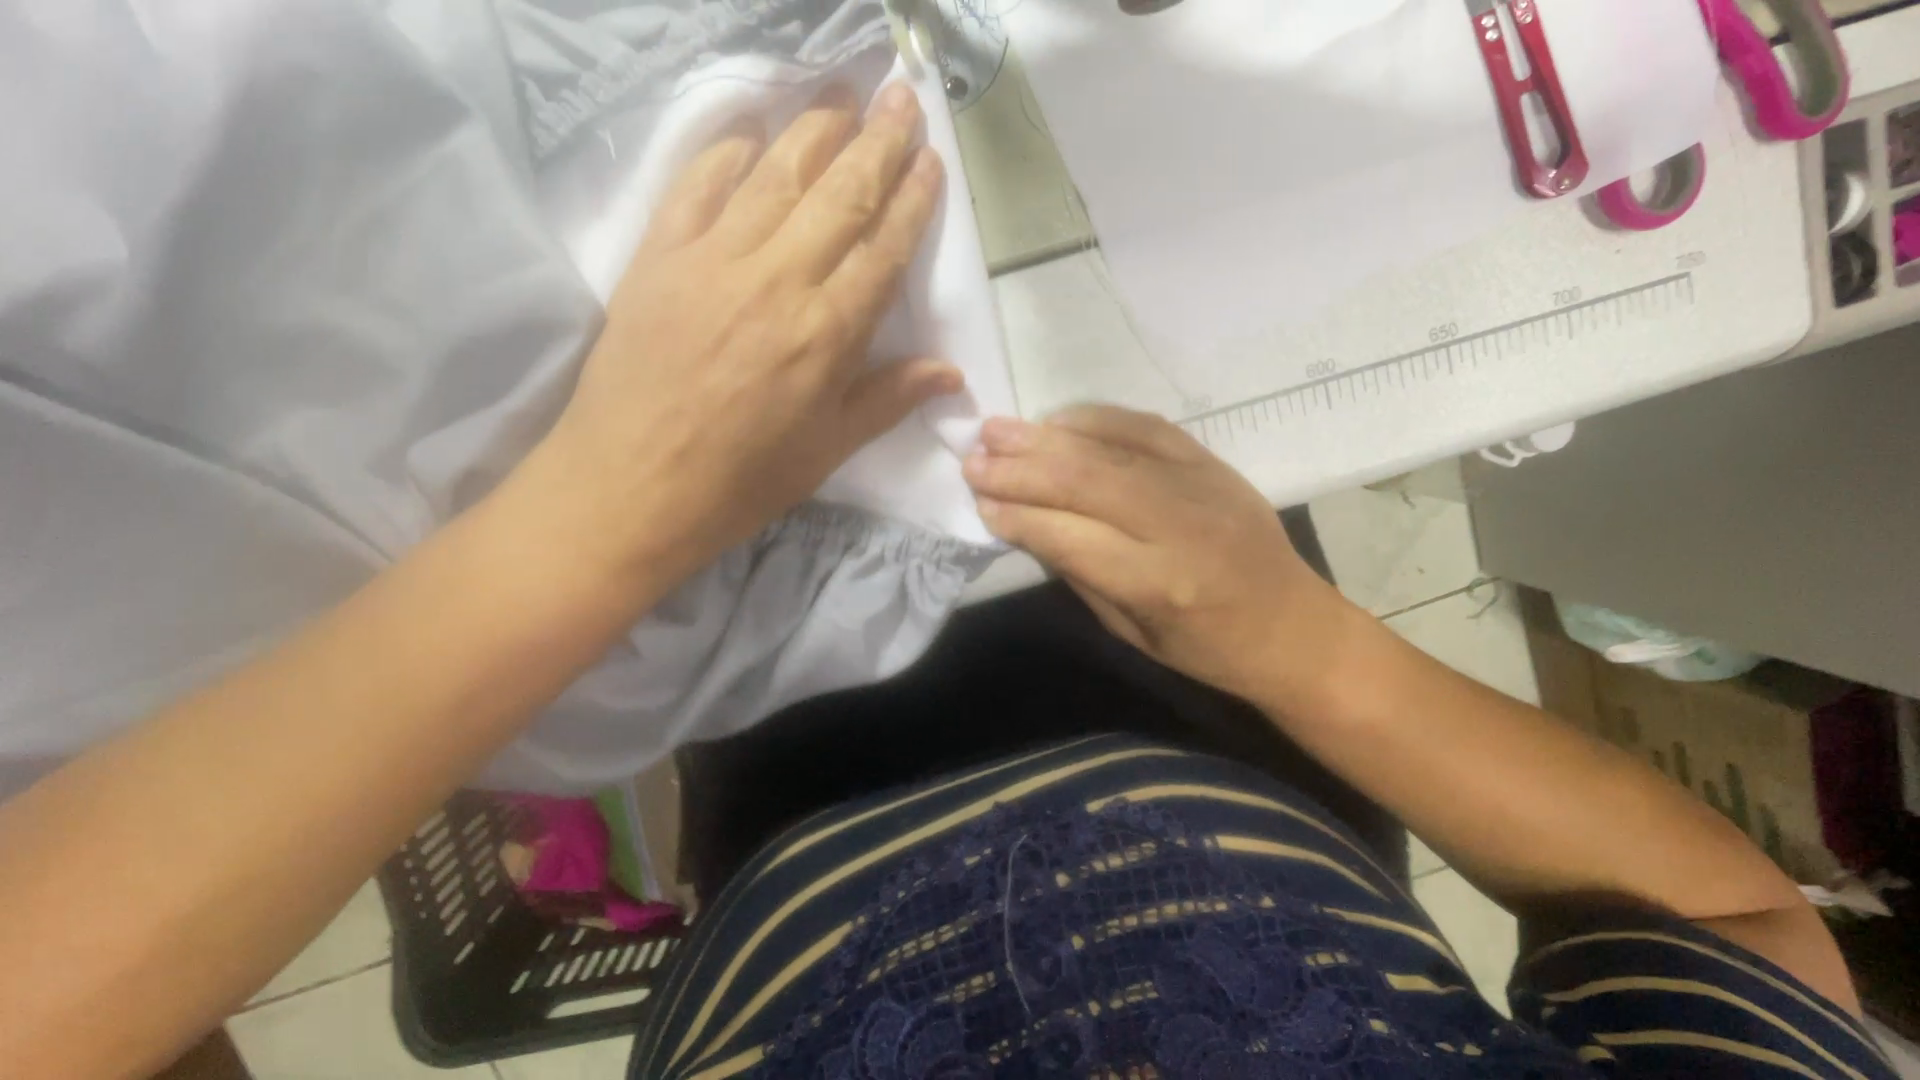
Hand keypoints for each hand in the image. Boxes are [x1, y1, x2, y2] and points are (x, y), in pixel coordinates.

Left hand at [525, 83, 962, 588]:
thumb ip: (888, 399)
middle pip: (840, 194)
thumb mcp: (827, 450)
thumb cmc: (741, 481)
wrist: (629, 488)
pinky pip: (699, 184)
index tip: (931, 159)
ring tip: (843, 96)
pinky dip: (728, 149)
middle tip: (901, 96)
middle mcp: (778, 280)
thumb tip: (953, 372)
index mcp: (828, 334)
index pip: (883, 247)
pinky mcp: (660, 255)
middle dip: (878, 140)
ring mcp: (714, 260)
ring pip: (777, 174)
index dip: (912, 198)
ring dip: (816, 129)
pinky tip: (752, 129)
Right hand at [962, 406, 1346, 700]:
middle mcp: (1180, 526)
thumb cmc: (1207, 649)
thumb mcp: (1131, 632)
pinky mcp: (1213, 462)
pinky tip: (1057, 421)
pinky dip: (1096, 419)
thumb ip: (1079, 573)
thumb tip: (1026, 523)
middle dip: (1022, 470)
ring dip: (1046, 439)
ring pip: (1109, 450)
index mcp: (1160, 584)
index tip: (978, 502)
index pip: (1071, 537)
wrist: (1292, 626)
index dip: (1020, 517)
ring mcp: (1201, 486)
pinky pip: (1145, 427)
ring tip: (997, 431)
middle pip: (1085, 483)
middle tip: (973, 459)